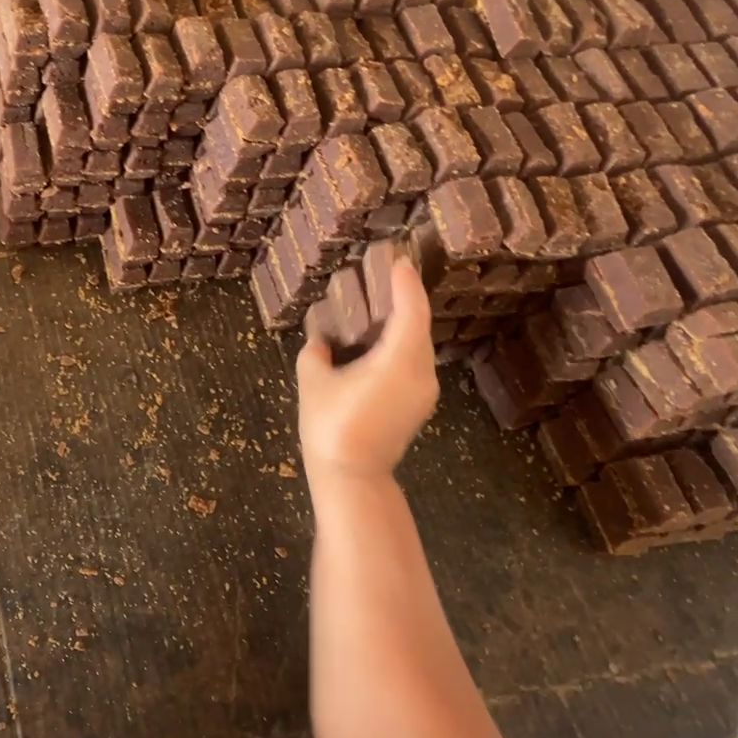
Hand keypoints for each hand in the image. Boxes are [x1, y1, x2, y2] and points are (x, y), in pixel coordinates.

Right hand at [297, 258, 439, 482]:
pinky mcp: (417, 406)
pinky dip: (398, 349)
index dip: (405, 284)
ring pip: (417, 347)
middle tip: (384, 281)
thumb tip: (320, 340)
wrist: (351, 476)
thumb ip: (316, 354)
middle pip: (418, 327)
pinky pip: (412, 365)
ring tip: (378, 313)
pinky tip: (377, 348)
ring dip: (400, 327)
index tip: (397, 261)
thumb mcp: (313, 383)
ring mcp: (424, 391)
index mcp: (399, 360)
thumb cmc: (331, 425)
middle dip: (404, 302)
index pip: (410, 310)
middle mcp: (421, 371)